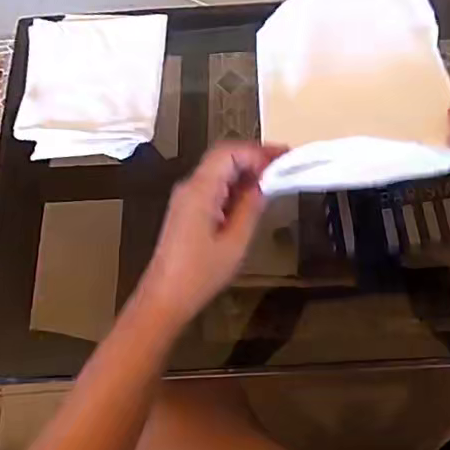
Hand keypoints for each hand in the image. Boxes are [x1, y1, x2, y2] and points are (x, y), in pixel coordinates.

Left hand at [132, 142, 285, 324]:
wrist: (165, 297)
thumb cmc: (199, 274)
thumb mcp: (235, 242)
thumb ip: (251, 208)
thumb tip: (264, 185)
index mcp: (200, 191)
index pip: (229, 154)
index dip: (258, 151)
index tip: (284, 157)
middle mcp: (190, 188)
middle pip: (223, 158)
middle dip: (254, 158)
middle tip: (284, 163)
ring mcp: (186, 199)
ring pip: (219, 172)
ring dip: (246, 172)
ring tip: (274, 179)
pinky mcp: (187, 211)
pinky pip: (214, 187)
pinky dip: (236, 186)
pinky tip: (253, 197)